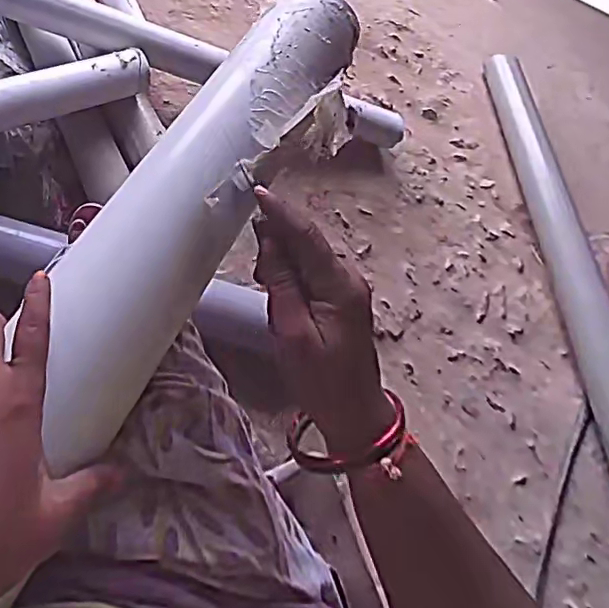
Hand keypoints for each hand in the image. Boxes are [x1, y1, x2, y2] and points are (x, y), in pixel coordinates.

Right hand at [252, 186, 396, 454]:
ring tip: (265, 284)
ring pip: (306, 254)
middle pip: (307, 242)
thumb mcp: (291, 332)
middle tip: (255, 257)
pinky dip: (288, 269)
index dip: (280, 213)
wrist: (353, 415)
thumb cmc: (320, 380)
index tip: (257, 192)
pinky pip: (309, 269)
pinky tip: (276, 286)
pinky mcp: (338, 296)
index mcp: (340, 285)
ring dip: (281, 257)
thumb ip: (281, 282)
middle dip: (277, 238)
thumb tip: (269, 241)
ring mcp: (344, 287)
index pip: (306, 237)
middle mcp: (347, 278)